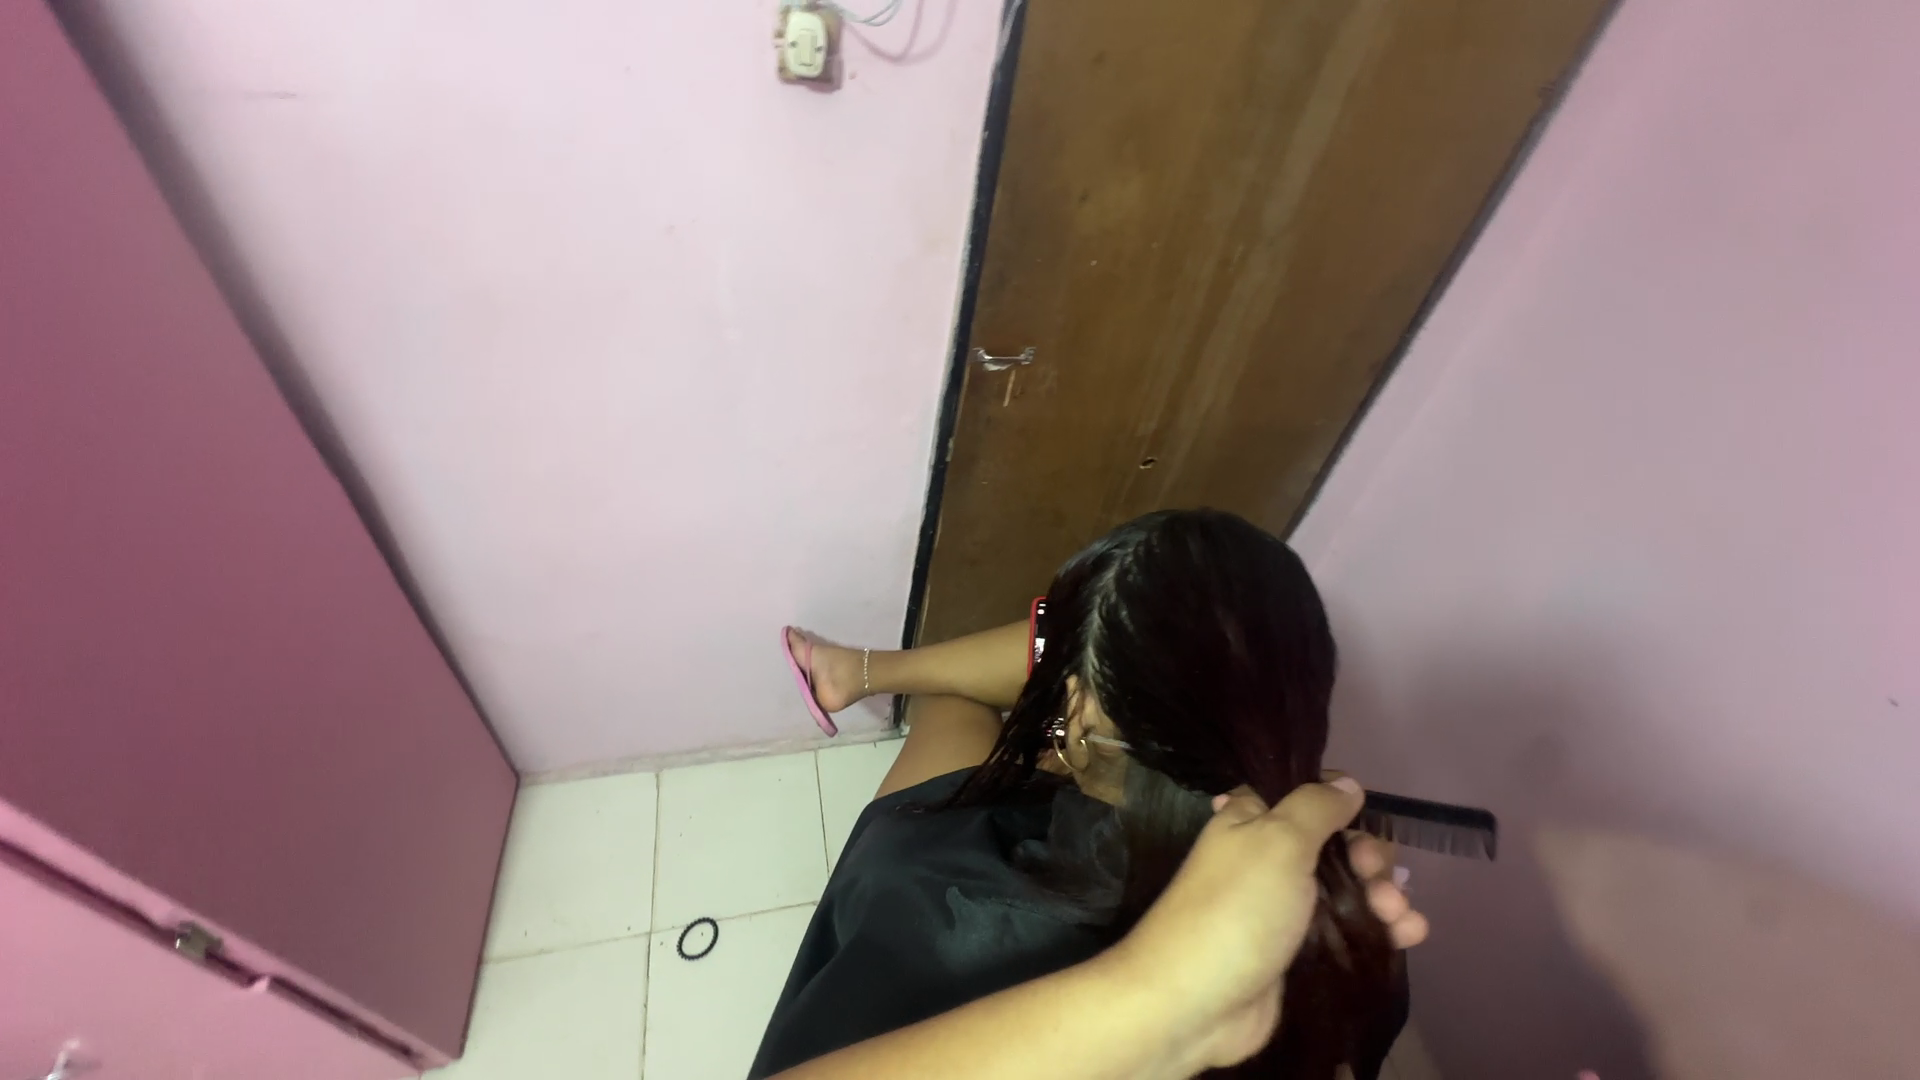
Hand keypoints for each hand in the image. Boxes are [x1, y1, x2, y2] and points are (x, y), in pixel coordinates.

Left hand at [1105, 779, 1428, 1072]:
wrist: (1198, 998)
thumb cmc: (1237, 907)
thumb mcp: (1276, 840)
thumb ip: (1314, 807)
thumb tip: (1346, 782)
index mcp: (1252, 819)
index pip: (1304, 796)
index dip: (1340, 804)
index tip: (1366, 821)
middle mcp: (1267, 856)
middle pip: (1334, 844)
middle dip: (1368, 857)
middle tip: (1378, 879)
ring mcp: (1284, 906)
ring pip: (1348, 889)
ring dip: (1382, 895)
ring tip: (1398, 916)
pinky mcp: (1300, 951)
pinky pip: (1348, 930)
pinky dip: (1382, 929)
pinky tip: (1410, 935)